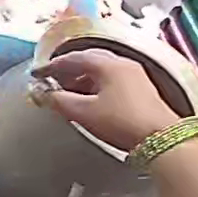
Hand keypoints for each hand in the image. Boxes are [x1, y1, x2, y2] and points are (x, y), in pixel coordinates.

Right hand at [33, 48, 182, 149]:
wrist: (160, 138)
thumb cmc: (120, 122)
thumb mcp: (83, 113)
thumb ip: (59, 100)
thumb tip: (41, 93)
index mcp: (107, 64)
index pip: (73, 58)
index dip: (52, 66)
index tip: (37, 74)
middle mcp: (122, 63)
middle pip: (88, 59)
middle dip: (67, 69)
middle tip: (50, 79)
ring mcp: (133, 74)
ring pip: (100, 70)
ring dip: (80, 77)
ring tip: (65, 91)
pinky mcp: (140, 87)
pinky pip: (110, 78)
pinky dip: (93, 84)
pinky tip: (86, 98)